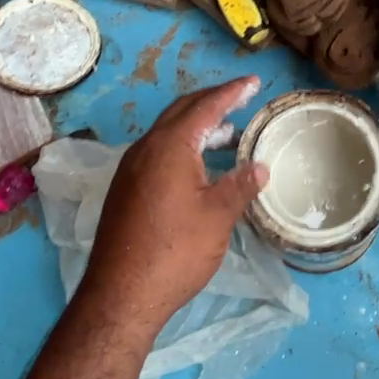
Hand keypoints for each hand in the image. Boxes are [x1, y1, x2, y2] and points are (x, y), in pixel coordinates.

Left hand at [80, 77, 269, 332]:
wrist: (119, 296)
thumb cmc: (174, 252)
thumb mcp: (217, 217)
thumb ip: (239, 186)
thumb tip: (260, 167)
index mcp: (170, 146)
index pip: (206, 107)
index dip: (231, 93)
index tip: (252, 82)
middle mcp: (146, 148)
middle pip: (182, 111)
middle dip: (212, 102)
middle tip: (240, 99)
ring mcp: (131, 169)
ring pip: (168, 132)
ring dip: (196, 126)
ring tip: (226, 133)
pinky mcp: (125, 189)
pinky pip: (158, 151)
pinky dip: (182, 145)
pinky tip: (197, 166)